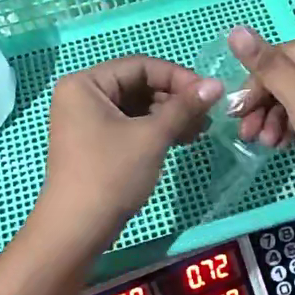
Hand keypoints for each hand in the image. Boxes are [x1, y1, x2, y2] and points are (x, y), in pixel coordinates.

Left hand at [37, 56, 222, 246]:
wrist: (79, 227)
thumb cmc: (111, 174)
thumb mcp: (151, 137)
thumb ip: (184, 107)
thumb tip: (216, 84)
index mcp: (86, 84)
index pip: (140, 66)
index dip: (178, 77)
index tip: (209, 94)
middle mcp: (82, 96)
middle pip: (138, 85)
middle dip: (175, 99)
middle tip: (207, 116)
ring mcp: (87, 122)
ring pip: (137, 108)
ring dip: (169, 116)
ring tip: (199, 131)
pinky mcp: (96, 144)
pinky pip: (130, 126)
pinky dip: (155, 131)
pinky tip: (181, 140)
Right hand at [225, 26, 294, 215]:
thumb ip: (266, 66)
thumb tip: (234, 29)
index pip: (279, 56)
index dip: (254, 83)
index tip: (234, 111)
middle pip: (283, 78)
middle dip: (261, 105)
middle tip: (243, 131)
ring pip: (290, 100)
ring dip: (271, 120)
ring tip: (262, 142)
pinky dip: (287, 128)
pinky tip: (277, 145)